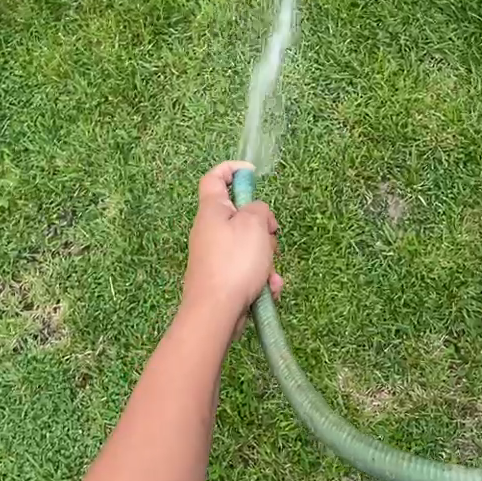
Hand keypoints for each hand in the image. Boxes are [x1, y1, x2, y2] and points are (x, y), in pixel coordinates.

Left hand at [178, 161, 281, 334]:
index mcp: (212, 211)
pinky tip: (268, 290)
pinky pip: (248, 270)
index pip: (214, 178)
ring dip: (266, 258)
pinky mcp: (223, 277)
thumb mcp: (255, 224)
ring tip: (269, 273)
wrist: (216, 311)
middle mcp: (210, 230)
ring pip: (250, 246)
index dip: (231, 169)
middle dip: (263, 227)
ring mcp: (215, 255)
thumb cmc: (235, 262)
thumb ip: (260, 209)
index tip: (252, 174)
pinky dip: (261, 278)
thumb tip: (258, 214)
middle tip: (271, 236)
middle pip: (241, 216)